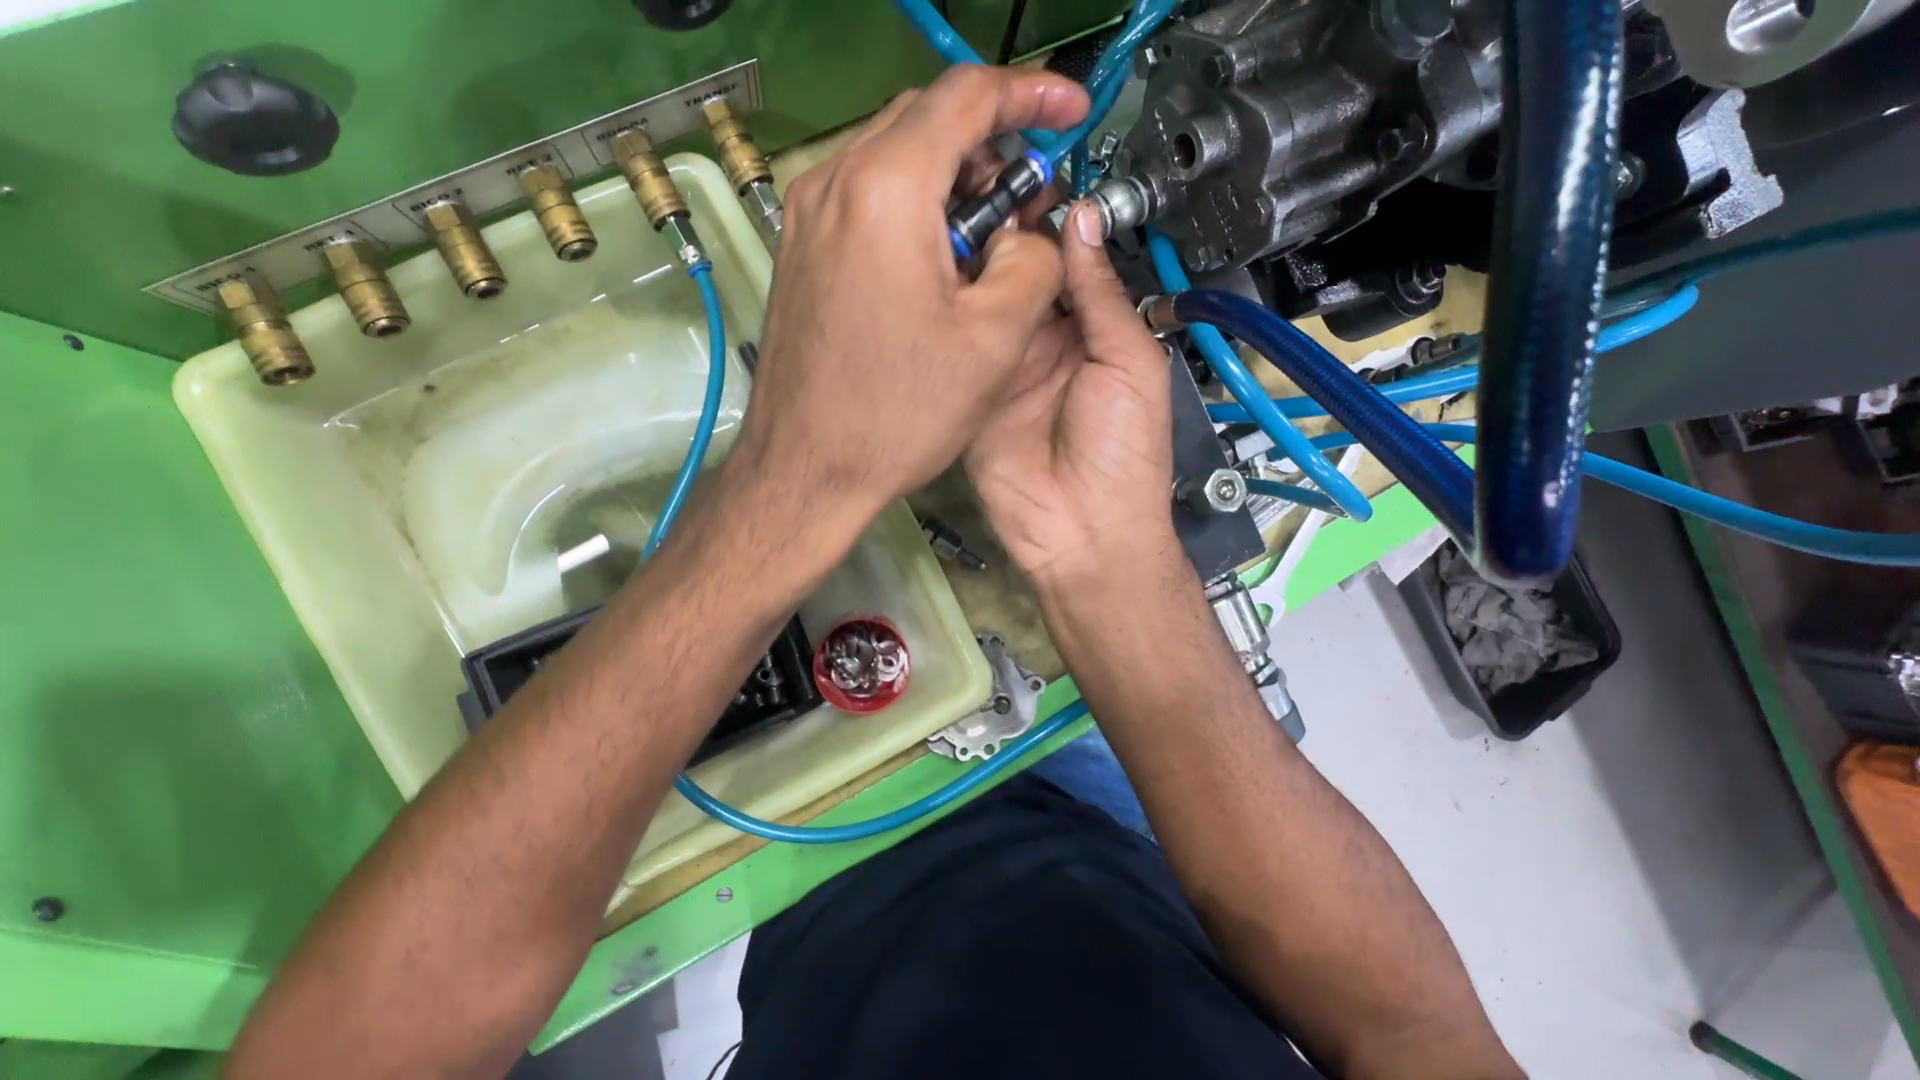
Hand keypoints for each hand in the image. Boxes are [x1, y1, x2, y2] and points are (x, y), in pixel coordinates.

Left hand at [729, 65, 1089, 520]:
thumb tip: (1033, 236)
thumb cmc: (895, 414)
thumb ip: (1034, 261)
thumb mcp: (995, 340)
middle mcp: (834, 184)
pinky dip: (915, 202)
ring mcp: (807, 216)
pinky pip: (867, 194)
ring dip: (953, 174)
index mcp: (886, 191)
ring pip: (894, 154)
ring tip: (993, 233)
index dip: (1031, 93)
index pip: (967, 97)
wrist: (806, 468)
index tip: (1070, 110)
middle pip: (926, 117)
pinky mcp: (801, 248)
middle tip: (1033, 190)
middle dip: (992, 138)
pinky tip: (943, 255)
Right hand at [966, 202, 1178, 583]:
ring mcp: (1001, 365)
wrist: (1081, 531)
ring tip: (939, 220)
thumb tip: (1081, 219)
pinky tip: (920, 278)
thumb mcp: (1129, 362)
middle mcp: (1043, 339)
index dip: (1041, 222)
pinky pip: (956, 348)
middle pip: (1014, 275)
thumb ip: (1102, 294)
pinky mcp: (968, 392)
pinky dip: (942, 318)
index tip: (1013, 177)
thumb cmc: (1122, 451)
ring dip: (965, 269)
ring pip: (981, 304)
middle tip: (964, 188)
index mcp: (1092, 327)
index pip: (1061, 261)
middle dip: (995, 237)